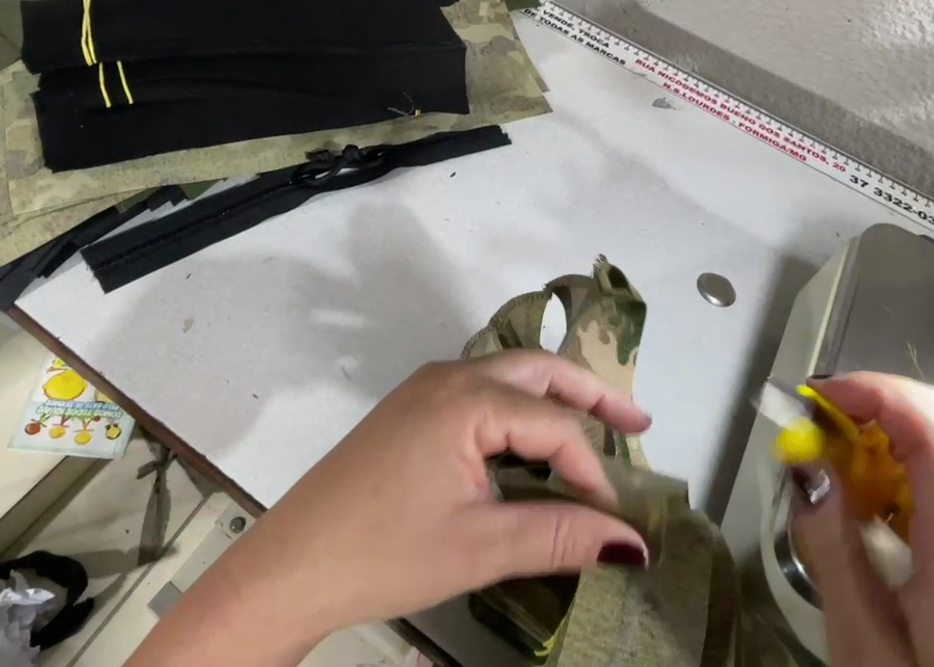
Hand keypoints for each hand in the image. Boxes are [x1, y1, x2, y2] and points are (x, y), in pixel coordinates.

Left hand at [131, 350, 652, 665]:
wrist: (294, 562)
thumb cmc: (386, 552)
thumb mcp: (480, 547)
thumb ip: (560, 536)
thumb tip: (634, 543)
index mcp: (467, 399)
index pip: (553, 424)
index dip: (591, 469)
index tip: (613, 518)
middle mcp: (448, 376)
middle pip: (537, 370)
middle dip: (590, 394)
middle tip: (639, 423)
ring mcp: (425, 388)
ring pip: (508, 376)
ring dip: (554, 396)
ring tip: (598, 426)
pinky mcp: (411, 408)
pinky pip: (481, 391)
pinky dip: (519, 407)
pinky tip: (533, 441)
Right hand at [790, 372, 933, 666]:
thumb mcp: (861, 641)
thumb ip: (830, 547)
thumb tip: (802, 464)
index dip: (875, 392)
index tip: (812, 400)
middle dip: (878, 401)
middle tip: (815, 421)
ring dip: (886, 428)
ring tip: (829, 455)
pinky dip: (900, 459)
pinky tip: (863, 493)